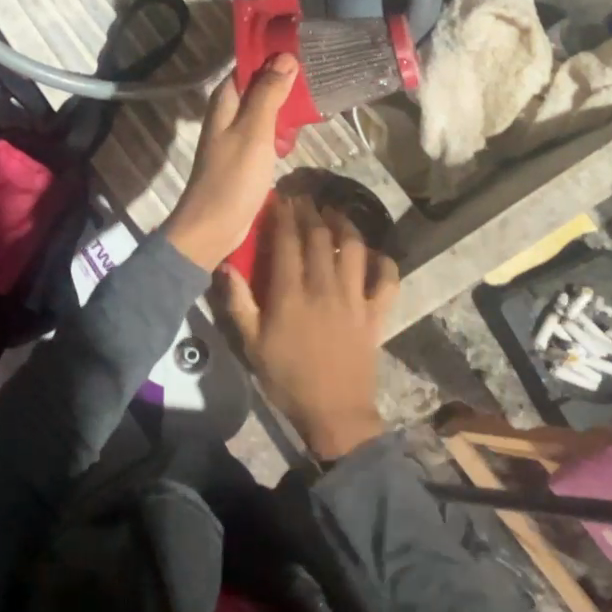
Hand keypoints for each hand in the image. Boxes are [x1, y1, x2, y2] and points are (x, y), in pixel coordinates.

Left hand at [163, 54, 299, 270]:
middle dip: (284, 79)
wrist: (213, 227)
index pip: (248, 65)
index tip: (304, 46)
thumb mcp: (254, 132)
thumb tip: (285, 57)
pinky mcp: (245, 155)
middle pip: (258, 85)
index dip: (272, 55)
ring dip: (286, 104)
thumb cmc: (232, 177)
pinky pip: (266, 131)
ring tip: (319, 95)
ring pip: (264, 109)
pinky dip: (282, 128)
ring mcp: (235, 135)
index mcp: (223, 101)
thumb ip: (268, 94)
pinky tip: (302, 129)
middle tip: (320, 73)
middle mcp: (226, 113)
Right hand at [220, 195, 400, 460]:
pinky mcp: (377, 314)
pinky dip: (383, 261)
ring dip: (344, 225)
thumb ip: (237, 302)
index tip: (279, 198)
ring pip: (353, 248)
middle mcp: (325, 287)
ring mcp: (355, 298)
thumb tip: (224, 265)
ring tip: (333, 212)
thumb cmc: (287, 378)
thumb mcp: (251, 343)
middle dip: (310, 212)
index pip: (287, 241)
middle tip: (302, 198)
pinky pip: (387, 279)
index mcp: (291, 293)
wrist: (334, 414)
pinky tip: (373, 253)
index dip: (283, 215)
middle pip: (320, 237)